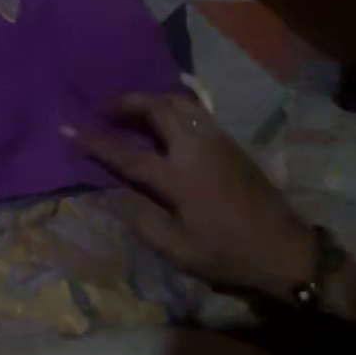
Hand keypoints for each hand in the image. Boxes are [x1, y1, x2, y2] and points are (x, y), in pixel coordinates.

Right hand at [68, 93, 316, 302]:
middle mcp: (197, 148)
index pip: (127, 155)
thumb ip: (144, 220)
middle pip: (156, 108)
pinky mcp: (229, 141)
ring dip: (149, 100)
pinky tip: (161, 117)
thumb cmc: (230, 254)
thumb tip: (120, 194)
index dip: (95, 142)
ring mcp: (216, 139)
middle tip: (101, 110)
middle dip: (124, 103)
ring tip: (129, 111)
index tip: (68, 128)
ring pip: (178, 101)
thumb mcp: (180, 251)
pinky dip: (170, 105)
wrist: (287, 249)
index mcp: (180, 178)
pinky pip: (194, 110)